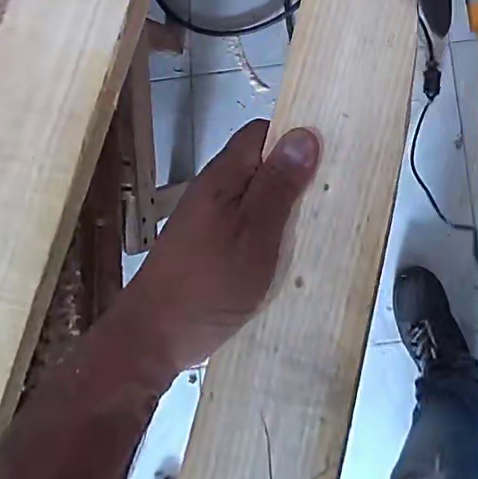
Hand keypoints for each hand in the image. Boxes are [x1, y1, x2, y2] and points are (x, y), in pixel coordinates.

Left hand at [111, 120, 318, 379]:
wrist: (148, 346)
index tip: (326, 153)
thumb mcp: (256, 233)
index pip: (262, 132)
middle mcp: (214, 190)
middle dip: (295, 173)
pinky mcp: (209, 246)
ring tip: (316, 220)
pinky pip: (248, 221)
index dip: (294, 136)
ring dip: (285, 204)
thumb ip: (279, 185)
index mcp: (224, 177)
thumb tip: (304, 135)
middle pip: (261, 163)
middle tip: (329, 190)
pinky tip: (287, 249)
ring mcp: (209, 219)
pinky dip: (270, 228)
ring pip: (257, 194)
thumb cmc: (206, 286)